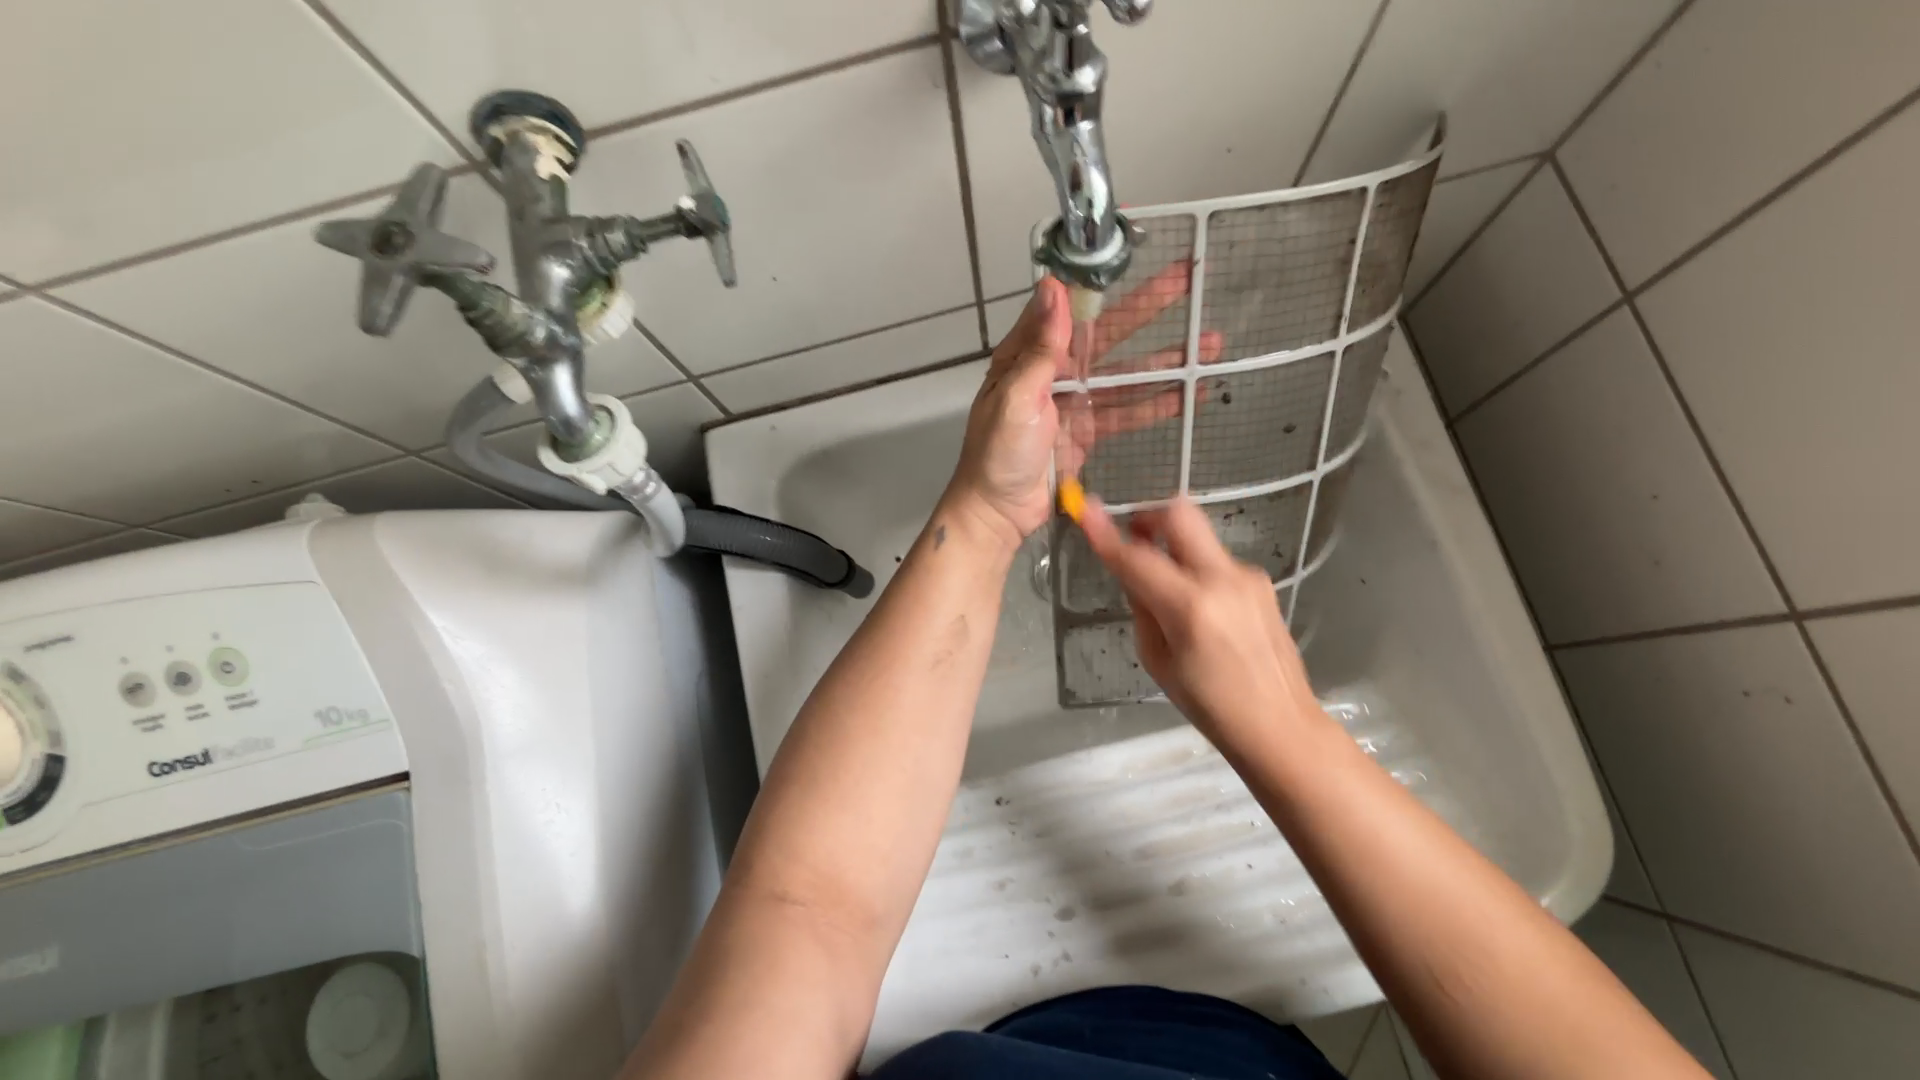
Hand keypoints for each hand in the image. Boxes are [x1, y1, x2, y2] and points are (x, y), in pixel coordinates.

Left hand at [945, 264, 1223, 543]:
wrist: (998, 511)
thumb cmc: (997, 454)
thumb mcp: (1016, 398)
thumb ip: (1040, 349)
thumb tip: (1053, 288)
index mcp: (1027, 355)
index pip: (1069, 309)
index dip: (1103, 284)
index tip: (1135, 258)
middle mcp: (1052, 371)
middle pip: (1107, 333)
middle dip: (1148, 309)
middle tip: (1188, 281)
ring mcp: (1073, 401)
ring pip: (1126, 373)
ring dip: (1165, 360)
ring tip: (1208, 344)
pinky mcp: (1088, 430)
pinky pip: (1127, 410)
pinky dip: (1157, 403)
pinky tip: (1189, 392)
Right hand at [1078, 497, 1321, 753]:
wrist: (1280, 724)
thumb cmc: (1210, 706)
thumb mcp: (1158, 661)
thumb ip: (1143, 609)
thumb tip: (1134, 574)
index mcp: (1190, 607)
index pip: (1137, 558)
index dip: (1105, 533)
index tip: (1085, 510)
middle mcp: (1222, 580)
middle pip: (1181, 515)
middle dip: (1150, 516)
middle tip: (1133, 535)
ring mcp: (1247, 577)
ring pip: (1199, 538)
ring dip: (1174, 548)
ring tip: (1165, 588)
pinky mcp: (1261, 583)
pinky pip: (1217, 561)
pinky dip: (1196, 568)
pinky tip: (1197, 606)